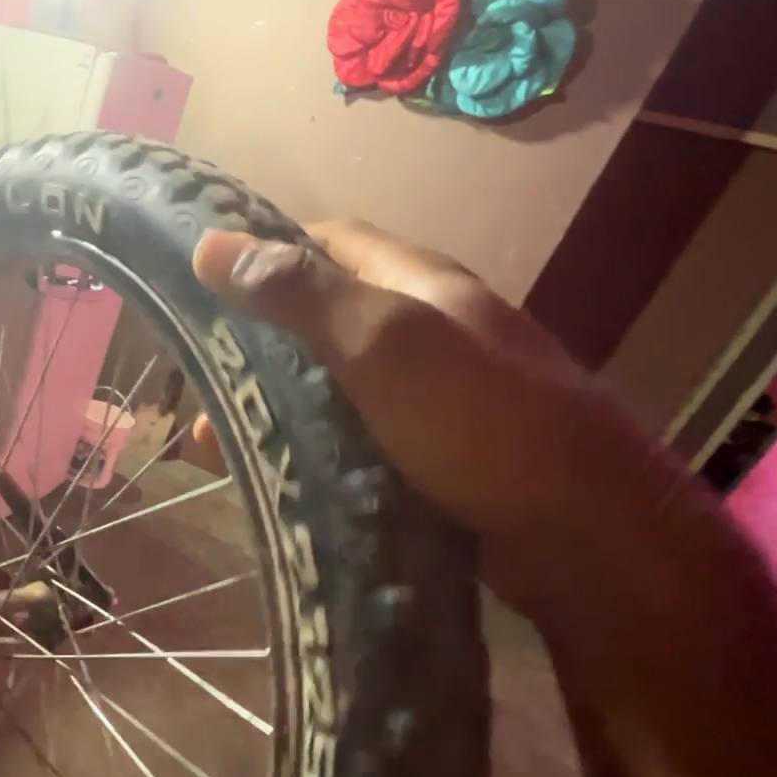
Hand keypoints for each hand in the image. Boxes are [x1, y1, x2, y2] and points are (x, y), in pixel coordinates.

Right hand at [189, 222, 683, 604]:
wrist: (583, 535)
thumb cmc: (480, 423)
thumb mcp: (384, 346)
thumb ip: (300, 295)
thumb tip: (210, 245)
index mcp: (416, 284)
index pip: (325, 241)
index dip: (261, 251)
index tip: (199, 285)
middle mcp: (420, 330)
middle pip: (316, 318)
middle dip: (251, 346)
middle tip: (193, 385)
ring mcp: (423, 395)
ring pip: (323, 385)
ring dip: (266, 405)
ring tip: (211, 445)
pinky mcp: (421, 451)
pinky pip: (342, 435)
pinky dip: (297, 445)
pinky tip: (267, 471)